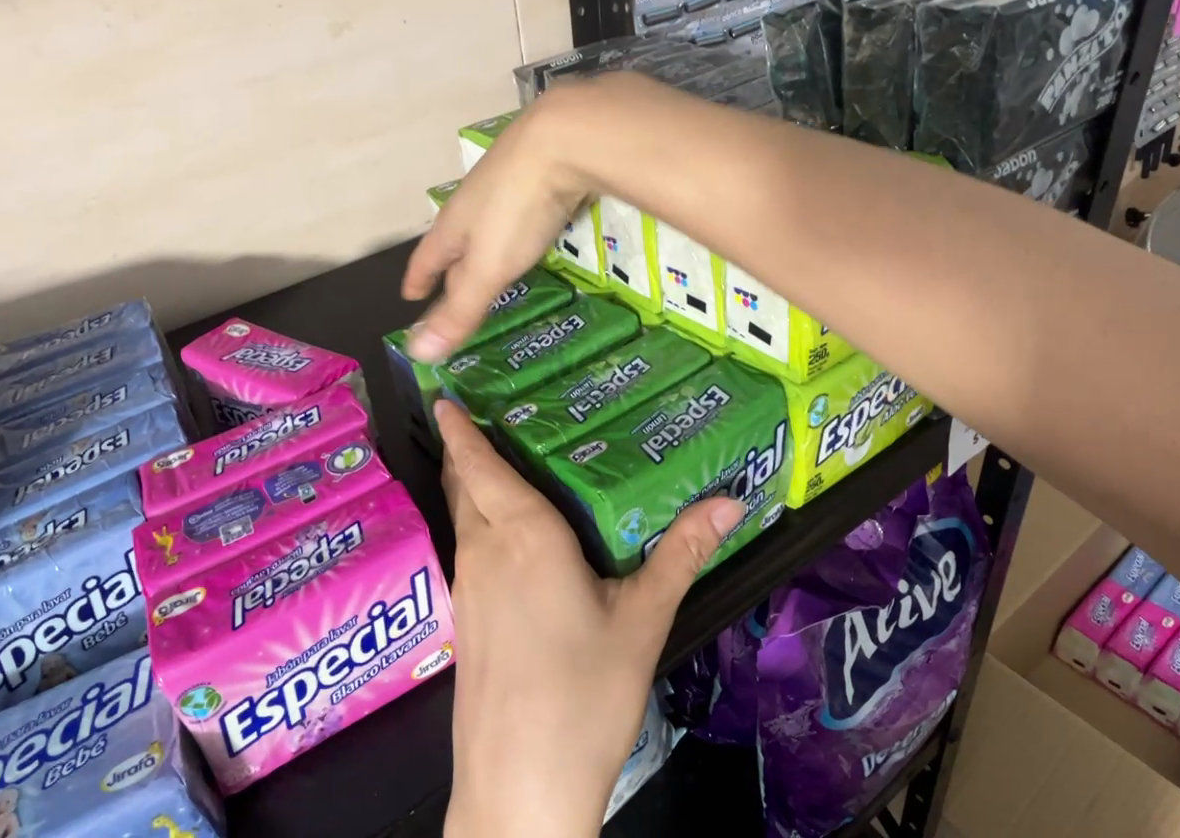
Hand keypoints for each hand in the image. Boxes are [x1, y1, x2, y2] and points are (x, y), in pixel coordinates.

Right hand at [402, 97, 593, 362]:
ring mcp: (509, 181)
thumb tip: (417, 353)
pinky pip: (522, 206)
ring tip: (489, 261)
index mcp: (455, 224)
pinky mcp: (542, 169)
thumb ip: (459, 310)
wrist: (564, 137)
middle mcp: (475, 200)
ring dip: (485, 244)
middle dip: (452, 265)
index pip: (428, 257)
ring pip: (489, 221)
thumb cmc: (517, 209)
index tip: (410, 296)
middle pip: (457, 240)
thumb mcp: (488, 267)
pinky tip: (533, 228)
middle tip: (452, 288)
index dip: (419, 279)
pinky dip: (519, 226)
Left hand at [437, 401, 743, 837]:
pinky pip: (467, 550)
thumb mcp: (643, 620)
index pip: (480, 464)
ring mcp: (466, 588)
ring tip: (504, 461)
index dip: (462, 428)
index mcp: (521, 536)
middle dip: (468, 448)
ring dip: (472, 485)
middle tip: (493, 413)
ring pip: (464, 518)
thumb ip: (681, 554)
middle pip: (465, 485)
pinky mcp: (465, 621)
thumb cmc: (585, 696)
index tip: (450, 392)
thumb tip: (730, 500)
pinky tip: (508, 537)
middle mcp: (483, 551)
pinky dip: (478, 522)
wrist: (520, 786)